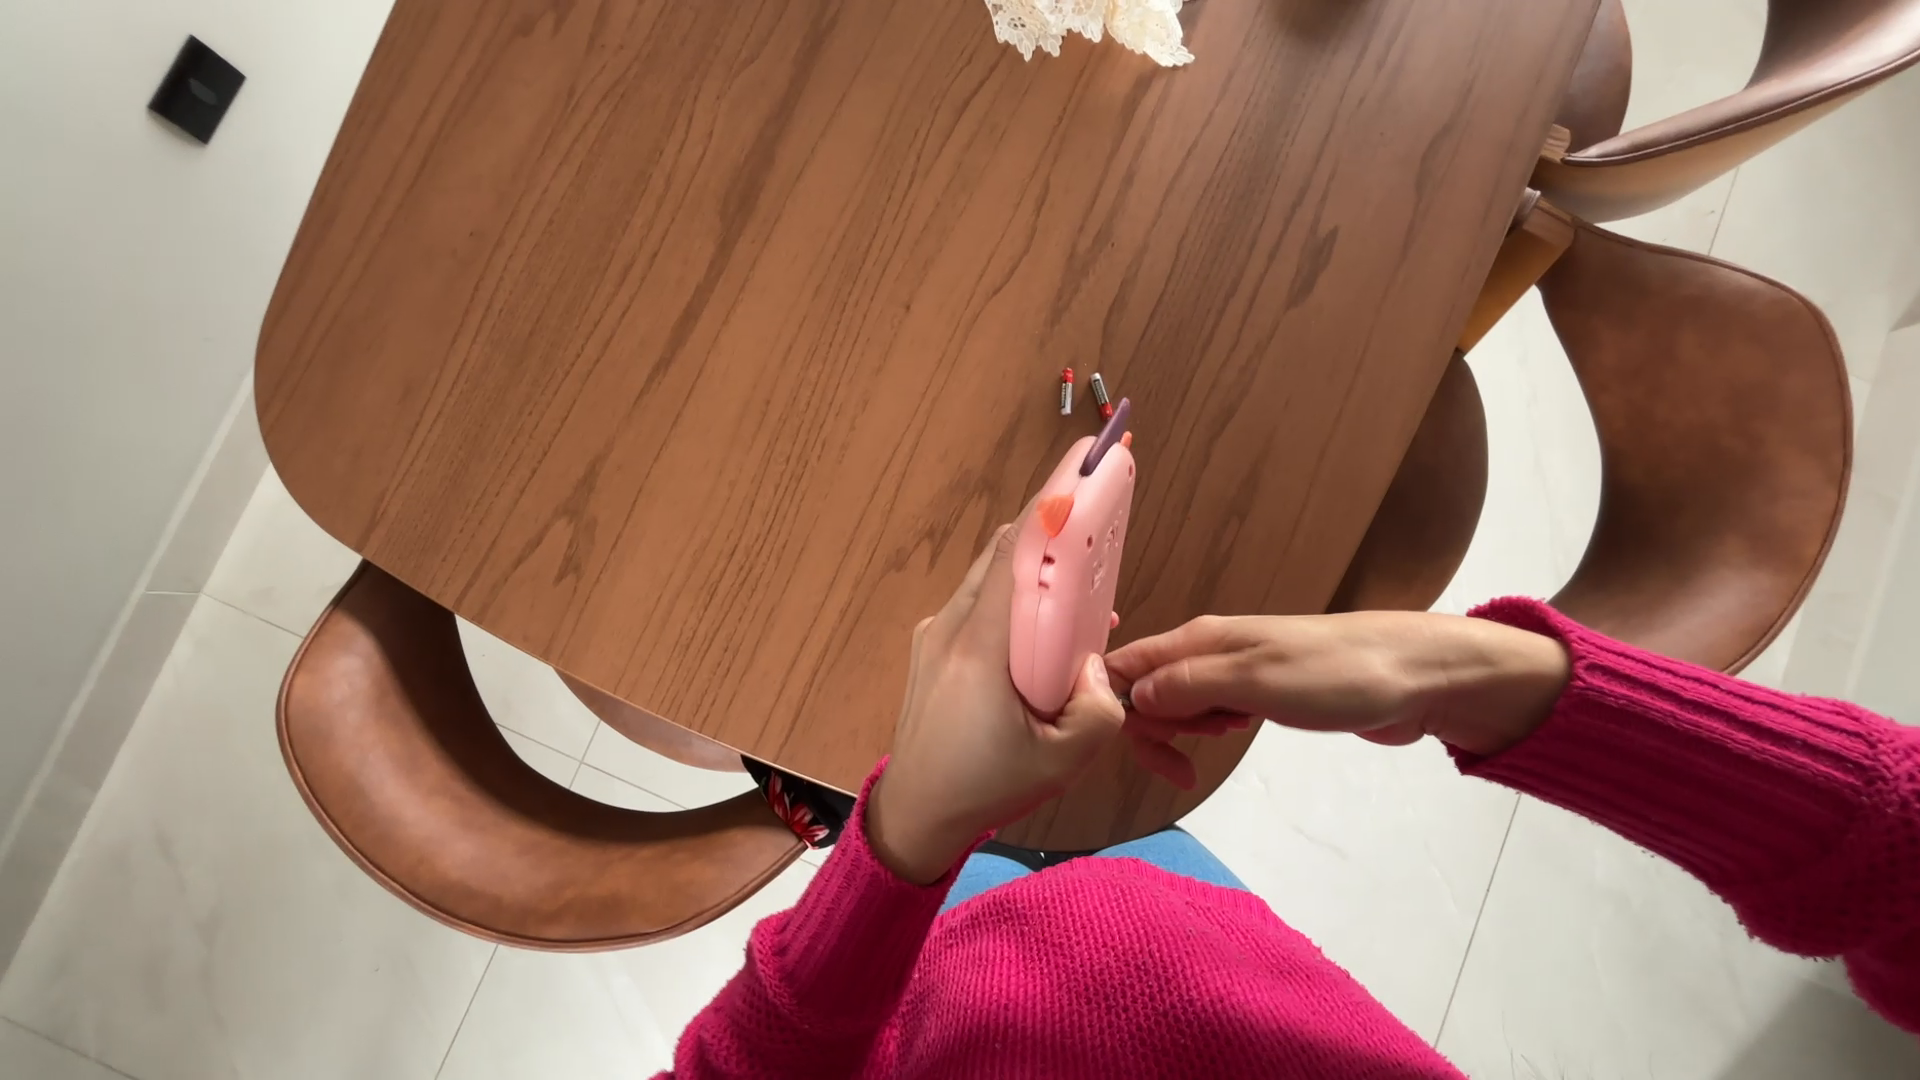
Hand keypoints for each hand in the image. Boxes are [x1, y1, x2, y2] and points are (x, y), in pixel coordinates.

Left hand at [868, 521, 1127, 884]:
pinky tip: (1032, 639)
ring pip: (984, 579)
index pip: (1010, 556)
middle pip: (998, 557)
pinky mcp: (926, 649)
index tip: (1075, 477)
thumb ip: (1098, 708)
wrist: (915, 812)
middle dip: (1045, 542)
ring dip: (1027, 576)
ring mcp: (931, 636)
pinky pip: (972, 606)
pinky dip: (1006, 603)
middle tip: (1089, 550)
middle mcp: (948, 628)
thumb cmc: (985, 786)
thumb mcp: (1063, 760)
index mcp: (979, 649)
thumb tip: (1096, 662)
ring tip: (1069, 604)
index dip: (1045, 512)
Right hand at [1104, 611, 1568, 775]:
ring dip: (1184, 729)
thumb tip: (1129, 696)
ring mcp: (1233, 670)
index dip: (1116, 703)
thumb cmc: (1334, 674)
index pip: (1125, 664)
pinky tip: (1234, 734)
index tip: (1141, 743)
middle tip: (1184, 761)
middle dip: (1153, 727)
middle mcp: (1207, 650)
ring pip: (1178, 701)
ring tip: (1225, 736)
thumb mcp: (1253, 680)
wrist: (1416, 675)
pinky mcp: (1259, 690)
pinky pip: (1210, 710)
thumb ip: (1186, 686)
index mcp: (1197, 638)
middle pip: (1146, 686)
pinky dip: (1210, 728)